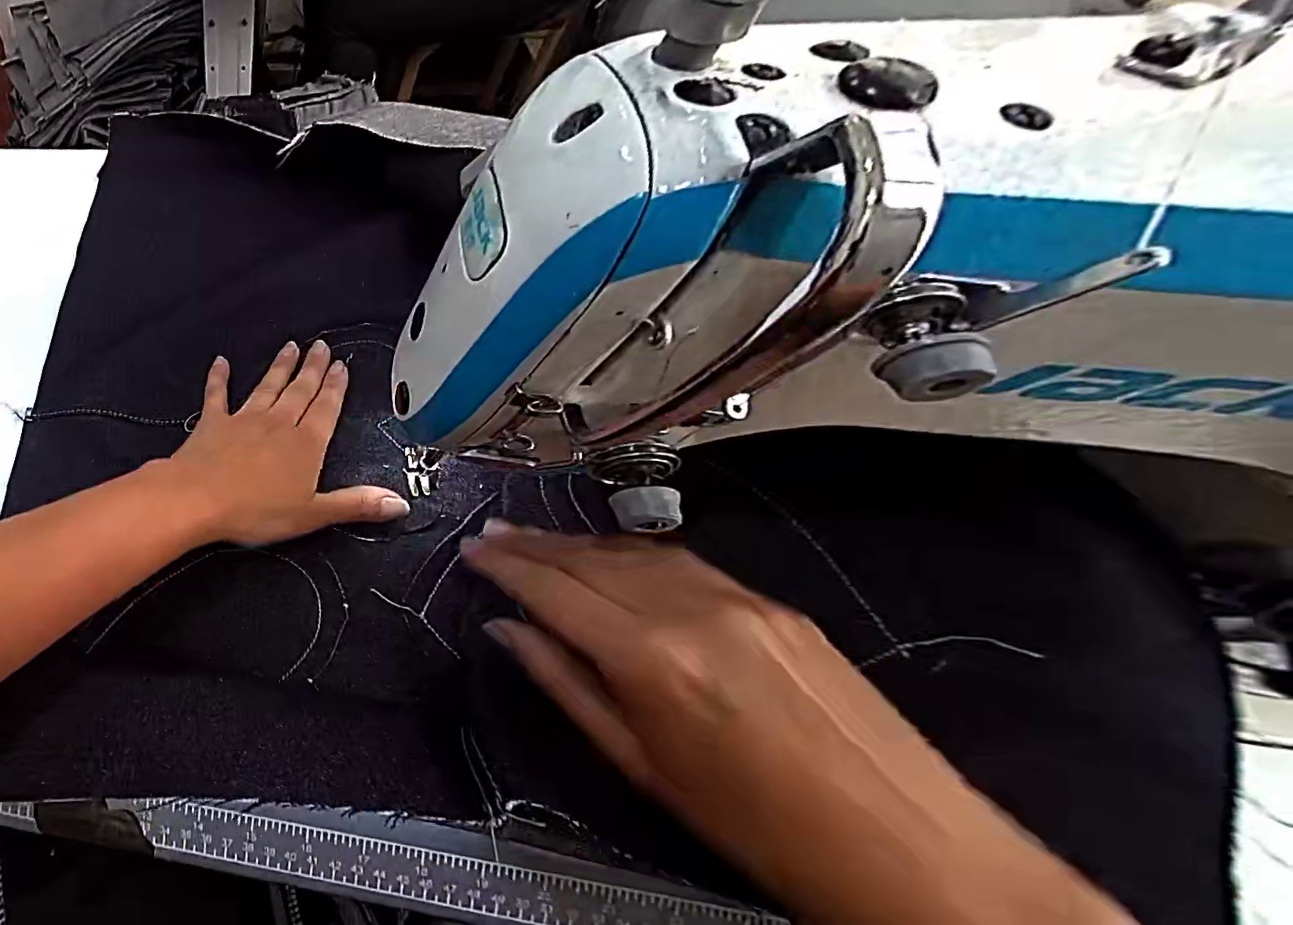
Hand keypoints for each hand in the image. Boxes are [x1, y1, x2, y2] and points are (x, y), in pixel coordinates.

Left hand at [160, 340, 408, 546]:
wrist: (197, 500)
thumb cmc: (255, 510)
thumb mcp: (314, 514)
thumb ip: (357, 504)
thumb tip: (400, 504)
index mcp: (305, 444)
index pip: (326, 408)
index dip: (336, 387)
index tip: (341, 367)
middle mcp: (278, 423)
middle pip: (301, 390)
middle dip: (313, 368)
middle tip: (321, 346)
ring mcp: (244, 419)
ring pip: (268, 386)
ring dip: (281, 367)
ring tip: (291, 347)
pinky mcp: (213, 423)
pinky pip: (218, 395)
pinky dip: (219, 378)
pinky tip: (221, 362)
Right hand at [461, 524, 1134, 924]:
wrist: (909, 849)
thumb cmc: (754, 827)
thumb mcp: (640, 764)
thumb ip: (563, 683)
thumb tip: (509, 630)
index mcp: (651, 659)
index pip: (555, 589)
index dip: (506, 565)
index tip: (473, 551)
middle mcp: (690, 609)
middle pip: (589, 558)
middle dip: (532, 544)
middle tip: (491, 535)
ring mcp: (735, 596)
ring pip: (631, 552)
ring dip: (576, 544)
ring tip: (535, 542)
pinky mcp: (768, 599)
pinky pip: (679, 562)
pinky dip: (628, 556)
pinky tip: (607, 559)